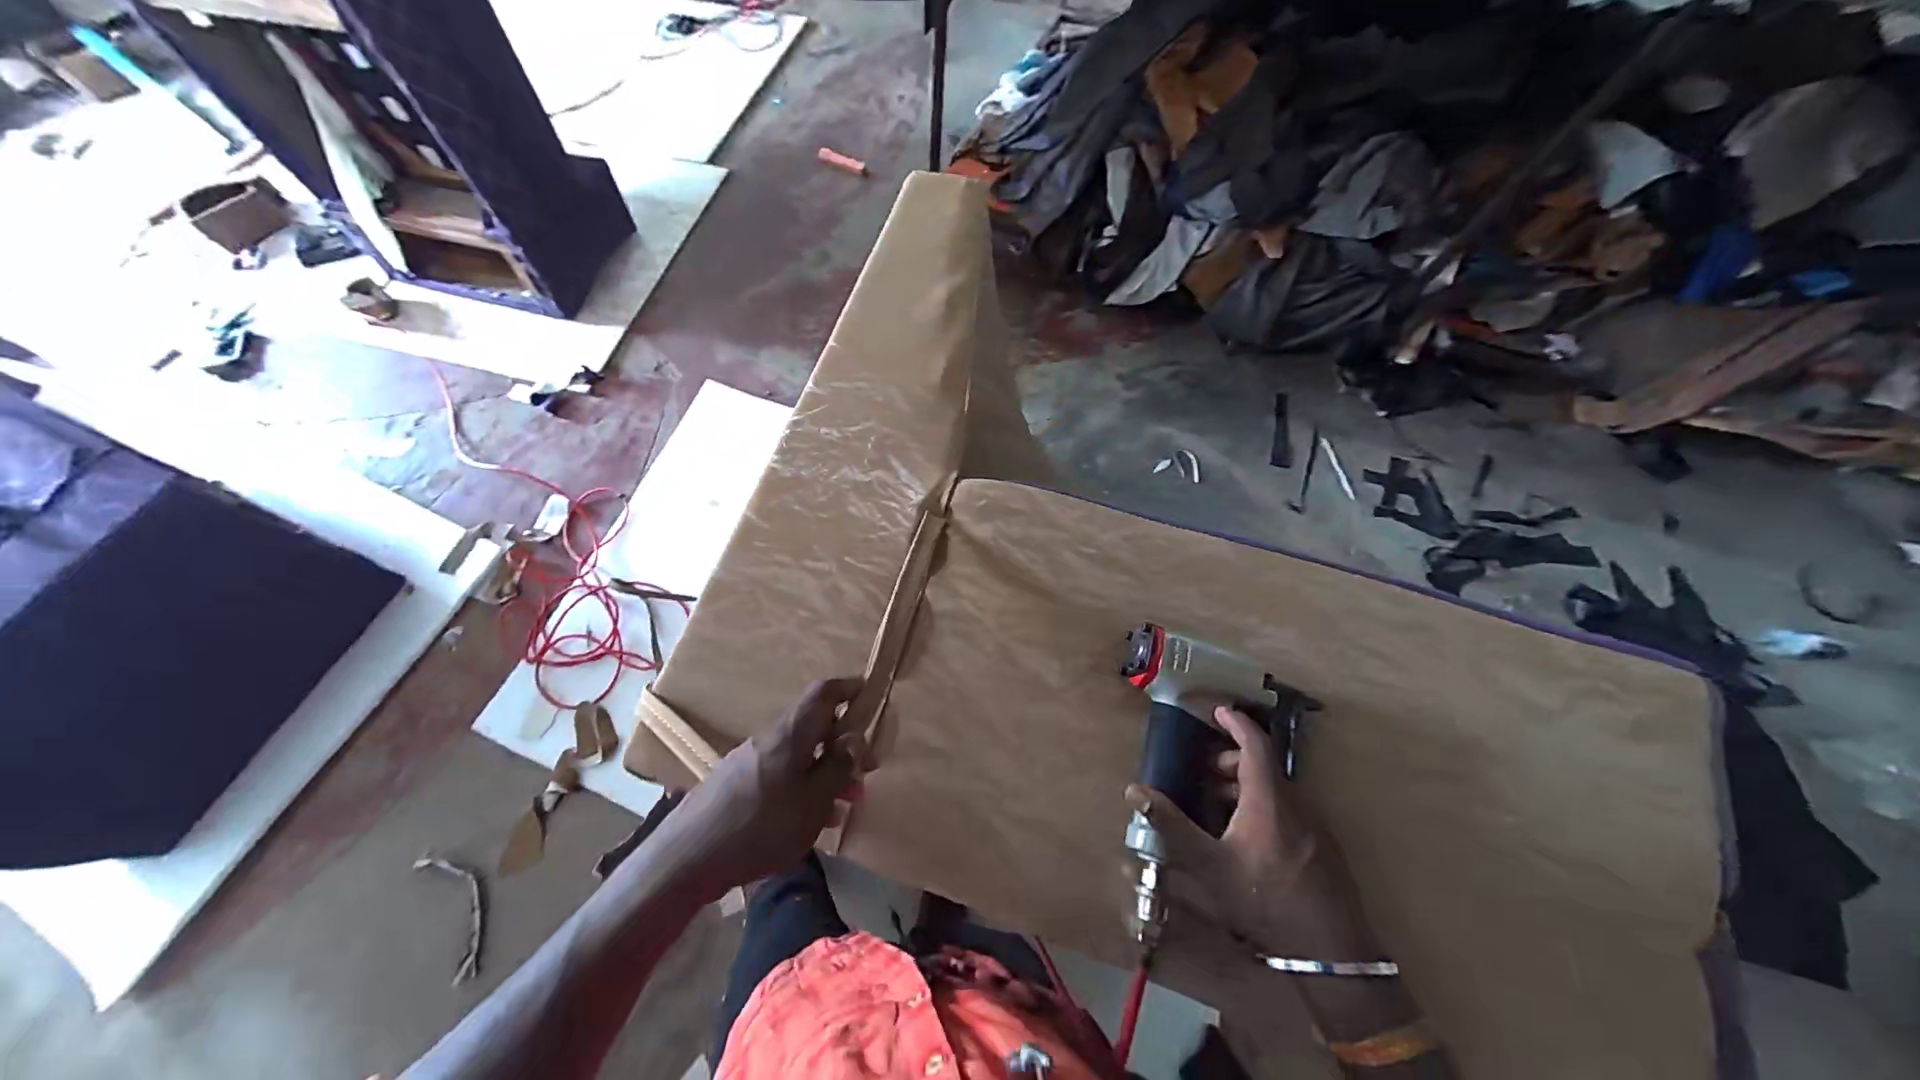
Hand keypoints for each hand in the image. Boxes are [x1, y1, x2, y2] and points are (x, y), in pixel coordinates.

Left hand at [657, 678, 864, 901]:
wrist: (687, 858)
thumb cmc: (762, 825)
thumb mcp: (814, 800)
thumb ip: (839, 767)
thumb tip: (853, 740)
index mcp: (791, 734)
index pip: (823, 693)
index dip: (848, 688)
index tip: (868, 695)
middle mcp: (770, 740)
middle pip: (813, 728)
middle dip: (843, 748)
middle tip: (864, 774)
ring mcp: (750, 763)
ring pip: (799, 757)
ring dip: (825, 774)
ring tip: (844, 806)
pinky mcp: (737, 787)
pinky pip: (781, 778)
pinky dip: (802, 791)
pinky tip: (810, 822)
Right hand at [1126, 705, 1374, 958]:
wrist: (1330, 951)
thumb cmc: (1265, 900)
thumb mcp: (1210, 864)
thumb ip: (1172, 825)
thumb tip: (1135, 791)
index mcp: (1268, 799)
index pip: (1255, 744)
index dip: (1236, 723)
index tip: (1217, 711)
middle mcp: (1294, 804)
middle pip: (1263, 766)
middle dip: (1231, 759)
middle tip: (1203, 771)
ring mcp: (1312, 826)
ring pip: (1275, 789)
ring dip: (1244, 785)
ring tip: (1215, 805)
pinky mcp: (1320, 846)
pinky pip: (1286, 809)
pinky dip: (1260, 805)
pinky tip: (1243, 836)